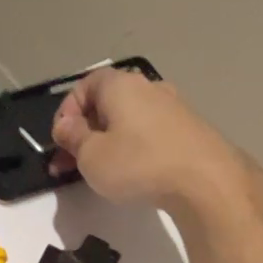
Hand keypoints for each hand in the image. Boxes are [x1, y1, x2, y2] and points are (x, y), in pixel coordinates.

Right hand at [50, 69, 262, 224]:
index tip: (59, 139)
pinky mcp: (182, 128)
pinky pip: (143, 130)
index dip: (67, 109)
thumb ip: (73, 137)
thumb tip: (65, 124)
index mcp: (121, 86)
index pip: (86, 83)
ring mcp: (169, 106)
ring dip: (102, 140)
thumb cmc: (138, 163)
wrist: (203, 179)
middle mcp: (147, 87)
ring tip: (90, 171)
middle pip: (105, 102)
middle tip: (66, 162)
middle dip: (81, 130)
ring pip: (124, 118)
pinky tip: (122, 170)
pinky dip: (125, 146)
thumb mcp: (91, 155)